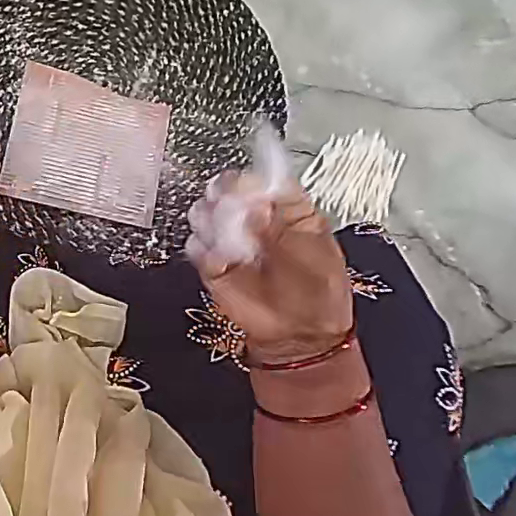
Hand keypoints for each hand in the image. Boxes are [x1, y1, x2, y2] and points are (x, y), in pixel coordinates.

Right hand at [187, 172, 354, 365]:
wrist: (300, 336)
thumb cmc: (318, 293)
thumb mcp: (311, 255)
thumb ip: (280, 229)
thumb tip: (255, 208)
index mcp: (287, 208)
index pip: (265, 178)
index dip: (254, 180)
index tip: (246, 187)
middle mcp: (255, 217)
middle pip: (229, 189)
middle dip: (224, 195)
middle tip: (227, 208)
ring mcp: (230, 237)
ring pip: (205, 212)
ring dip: (209, 220)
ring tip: (225, 238)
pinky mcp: (212, 262)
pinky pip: (196, 246)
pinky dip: (203, 250)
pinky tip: (219, 261)